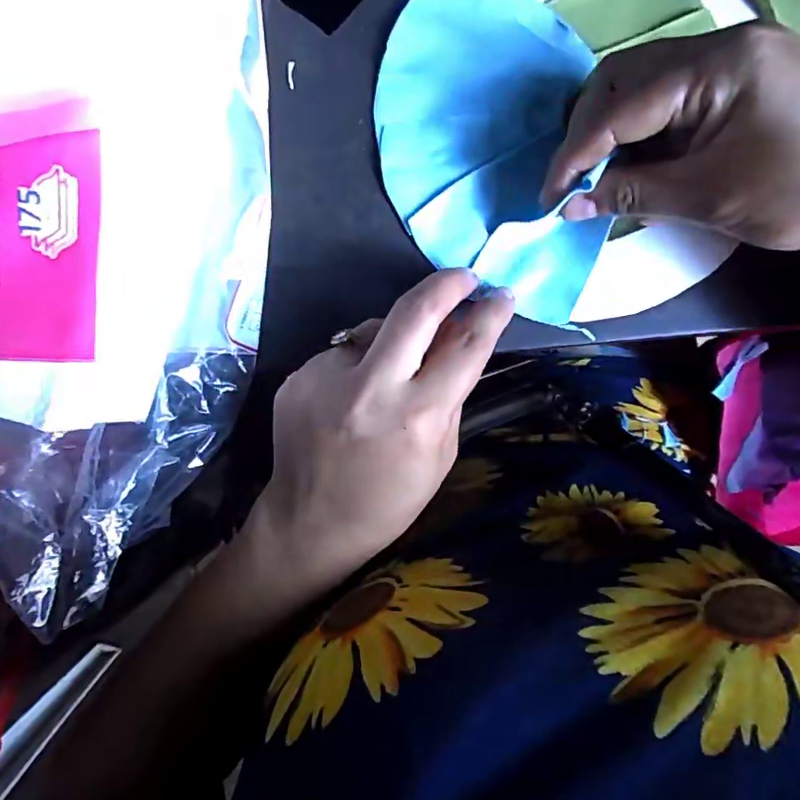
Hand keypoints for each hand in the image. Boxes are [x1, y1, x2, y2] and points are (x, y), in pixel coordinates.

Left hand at [248, 268, 513, 587]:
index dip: (490, 315)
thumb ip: (450, 393)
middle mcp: (372, 389)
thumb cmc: (390, 499)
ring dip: (396, 338)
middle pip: (415, 310)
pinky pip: (344, 353)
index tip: (501, 295)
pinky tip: (351, 397)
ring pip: (375, 328)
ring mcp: (327, 378)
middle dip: (447, 285)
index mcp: (417, 416)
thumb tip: (461, 337)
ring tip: (391, 375)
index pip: (465, 347)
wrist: (309, 522)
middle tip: (464, 277)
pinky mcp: (299, 375)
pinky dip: (358, 365)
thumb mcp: (440, 454)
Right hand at [541, 22, 799, 253]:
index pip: (622, 101)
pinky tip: (642, 162)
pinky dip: (651, 132)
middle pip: (628, 78)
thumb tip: (570, 204)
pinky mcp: (749, 82)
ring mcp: (740, 59)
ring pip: (650, 86)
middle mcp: (724, 43)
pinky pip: (680, 98)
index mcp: (717, 60)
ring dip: (618, 131)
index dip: (577, 150)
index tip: (548, 194)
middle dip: (590, 131)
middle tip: (572, 181)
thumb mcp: (711, 196)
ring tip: (600, 176)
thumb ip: (635, 192)